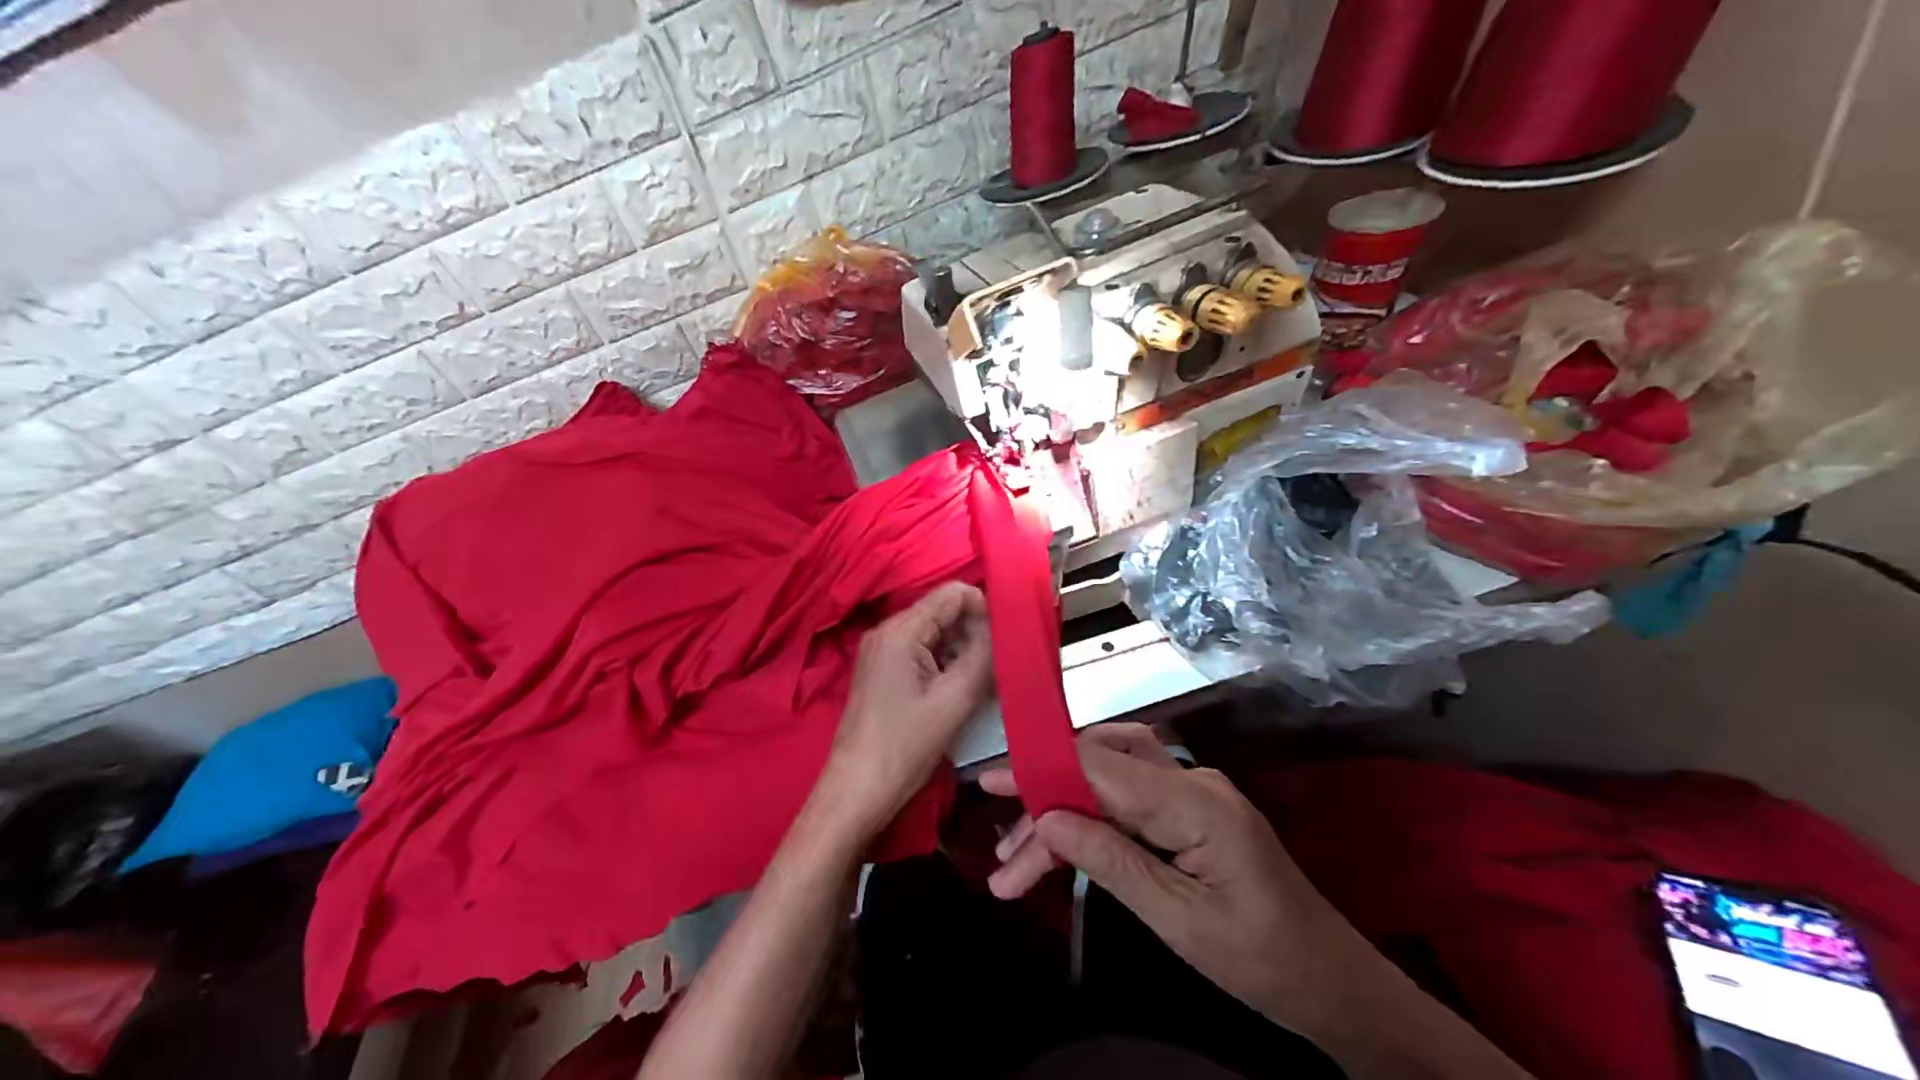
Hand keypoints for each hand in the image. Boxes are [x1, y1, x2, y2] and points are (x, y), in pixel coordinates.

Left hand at [816, 581, 993, 839]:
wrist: (857, 792)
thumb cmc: (904, 746)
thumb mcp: (955, 700)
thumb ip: (983, 656)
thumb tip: (1004, 627)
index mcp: (901, 630)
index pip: (954, 593)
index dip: (986, 609)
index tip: (1007, 639)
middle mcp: (887, 631)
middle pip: (945, 612)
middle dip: (976, 634)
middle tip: (1000, 666)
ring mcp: (882, 652)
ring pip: (937, 635)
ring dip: (964, 653)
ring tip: (984, 685)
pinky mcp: (883, 673)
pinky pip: (923, 654)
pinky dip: (947, 666)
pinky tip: (961, 693)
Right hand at [979, 724, 1393, 1038]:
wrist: (1334, 983)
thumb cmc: (1264, 960)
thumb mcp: (1180, 921)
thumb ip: (1112, 862)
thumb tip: (1047, 820)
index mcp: (1196, 802)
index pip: (1102, 766)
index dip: (1042, 768)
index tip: (991, 782)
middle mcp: (1192, 781)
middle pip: (1099, 771)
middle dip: (1045, 808)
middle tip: (1003, 857)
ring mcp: (1192, 793)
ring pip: (1107, 783)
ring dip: (1061, 815)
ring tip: (1019, 865)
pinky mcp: (1189, 812)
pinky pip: (1127, 800)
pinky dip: (1089, 820)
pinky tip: (1063, 845)